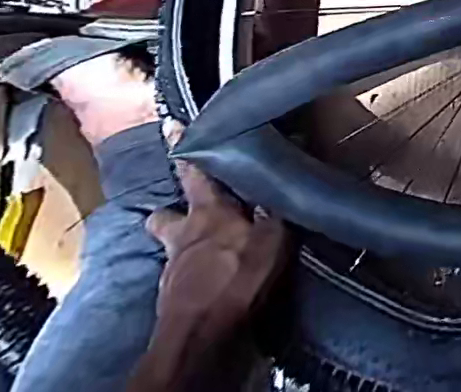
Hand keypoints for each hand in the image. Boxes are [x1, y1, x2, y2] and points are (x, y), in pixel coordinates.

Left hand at [144, 161, 288, 342]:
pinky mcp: (174, 291)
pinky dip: (194, 263)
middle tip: (181, 203)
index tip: (172, 125)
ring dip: (182, 238)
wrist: (201, 335)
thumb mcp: (273, 233)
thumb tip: (291, 159)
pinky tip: (212, 268)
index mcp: (207, 211)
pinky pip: (182, 267)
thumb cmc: (238, 277)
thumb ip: (279, 198)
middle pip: (169, 213)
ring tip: (200, 239)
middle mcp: (184, 233)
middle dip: (172, 206)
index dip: (185, 147)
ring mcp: (174, 264)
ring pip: (173, 242)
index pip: (195, 171)